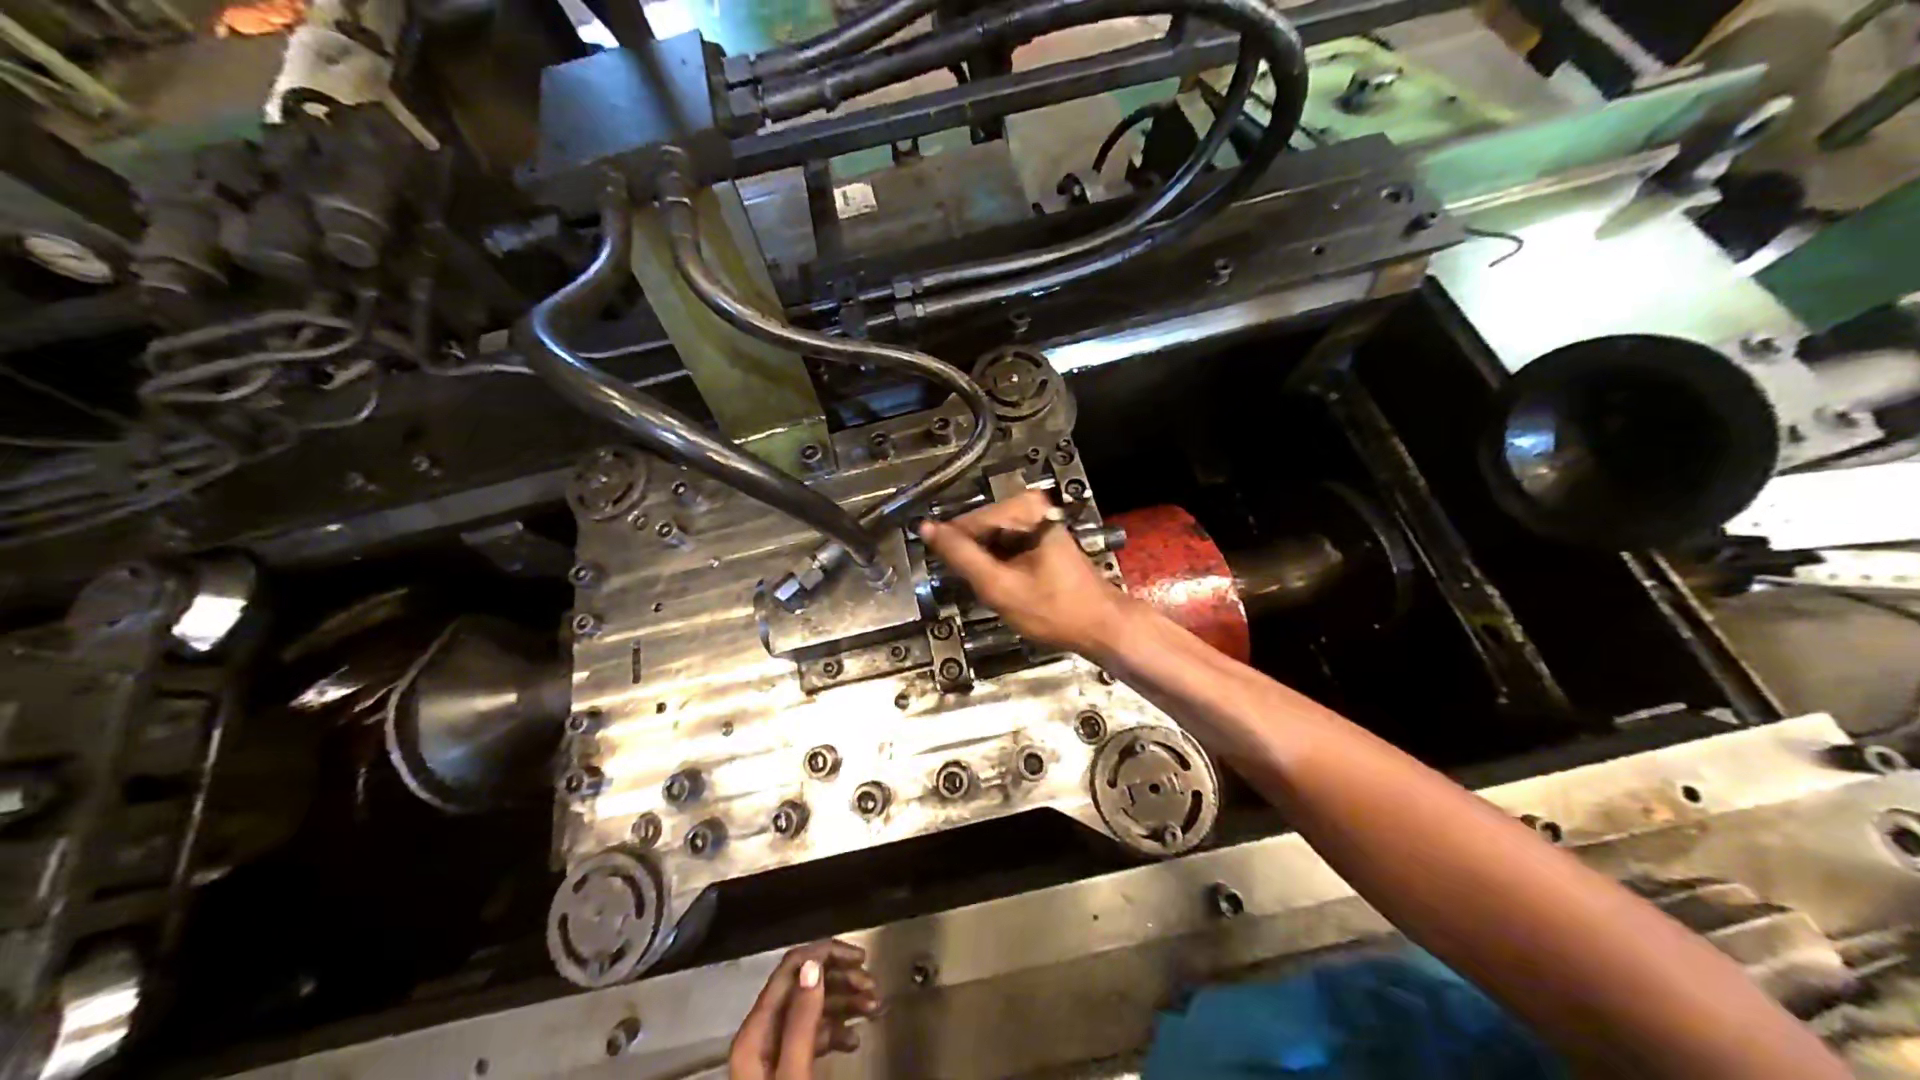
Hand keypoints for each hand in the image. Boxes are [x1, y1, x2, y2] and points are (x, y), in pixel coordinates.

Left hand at [729, 940, 880, 1079]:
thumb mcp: (795, 1076)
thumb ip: (801, 1021)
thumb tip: (814, 965)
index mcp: (757, 1030)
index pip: (791, 969)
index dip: (825, 954)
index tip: (861, 958)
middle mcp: (762, 1033)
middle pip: (803, 985)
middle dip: (840, 979)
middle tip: (874, 987)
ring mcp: (774, 1052)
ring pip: (812, 1009)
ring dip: (844, 1002)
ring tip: (874, 1009)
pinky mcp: (787, 1069)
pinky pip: (813, 1036)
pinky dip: (837, 1030)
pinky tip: (855, 1040)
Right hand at [918, 491, 1137, 659]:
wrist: (1101, 627)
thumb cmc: (1054, 610)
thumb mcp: (999, 586)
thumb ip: (961, 556)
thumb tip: (926, 529)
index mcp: (1027, 509)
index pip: (969, 521)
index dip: (957, 550)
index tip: (952, 574)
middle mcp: (1034, 507)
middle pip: (980, 527)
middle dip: (974, 556)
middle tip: (979, 586)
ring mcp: (1039, 522)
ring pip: (990, 538)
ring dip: (985, 563)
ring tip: (995, 588)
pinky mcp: (1041, 538)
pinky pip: (1005, 544)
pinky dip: (999, 564)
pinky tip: (1007, 585)